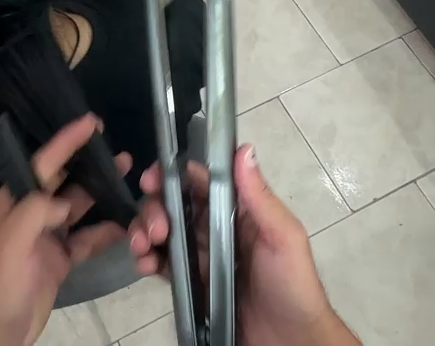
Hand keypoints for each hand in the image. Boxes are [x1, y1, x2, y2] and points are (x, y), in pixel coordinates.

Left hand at [0, 115, 131, 345]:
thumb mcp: (10, 241)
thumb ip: (36, 211)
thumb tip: (65, 201)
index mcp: (14, 200)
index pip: (43, 162)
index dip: (66, 141)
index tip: (90, 122)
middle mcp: (31, 212)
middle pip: (64, 180)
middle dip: (88, 163)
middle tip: (118, 150)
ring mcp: (47, 236)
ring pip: (78, 207)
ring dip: (100, 193)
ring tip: (128, 178)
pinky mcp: (60, 259)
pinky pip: (86, 239)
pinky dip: (105, 231)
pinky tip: (126, 224)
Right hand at [128, 144, 360, 345]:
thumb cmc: (293, 287)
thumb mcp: (283, 239)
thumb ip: (260, 198)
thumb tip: (244, 148)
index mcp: (236, 210)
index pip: (198, 179)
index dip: (172, 173)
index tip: (152, 178)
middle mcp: (215, 226)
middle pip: (174, 203)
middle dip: (154, 207)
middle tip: (153, 228)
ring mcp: (202, 255)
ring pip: (164, 230)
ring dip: (144, 230)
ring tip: (141, 247)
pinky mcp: (192, 284)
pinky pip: (164, 263)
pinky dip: (147, 258)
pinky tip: (143, 264)